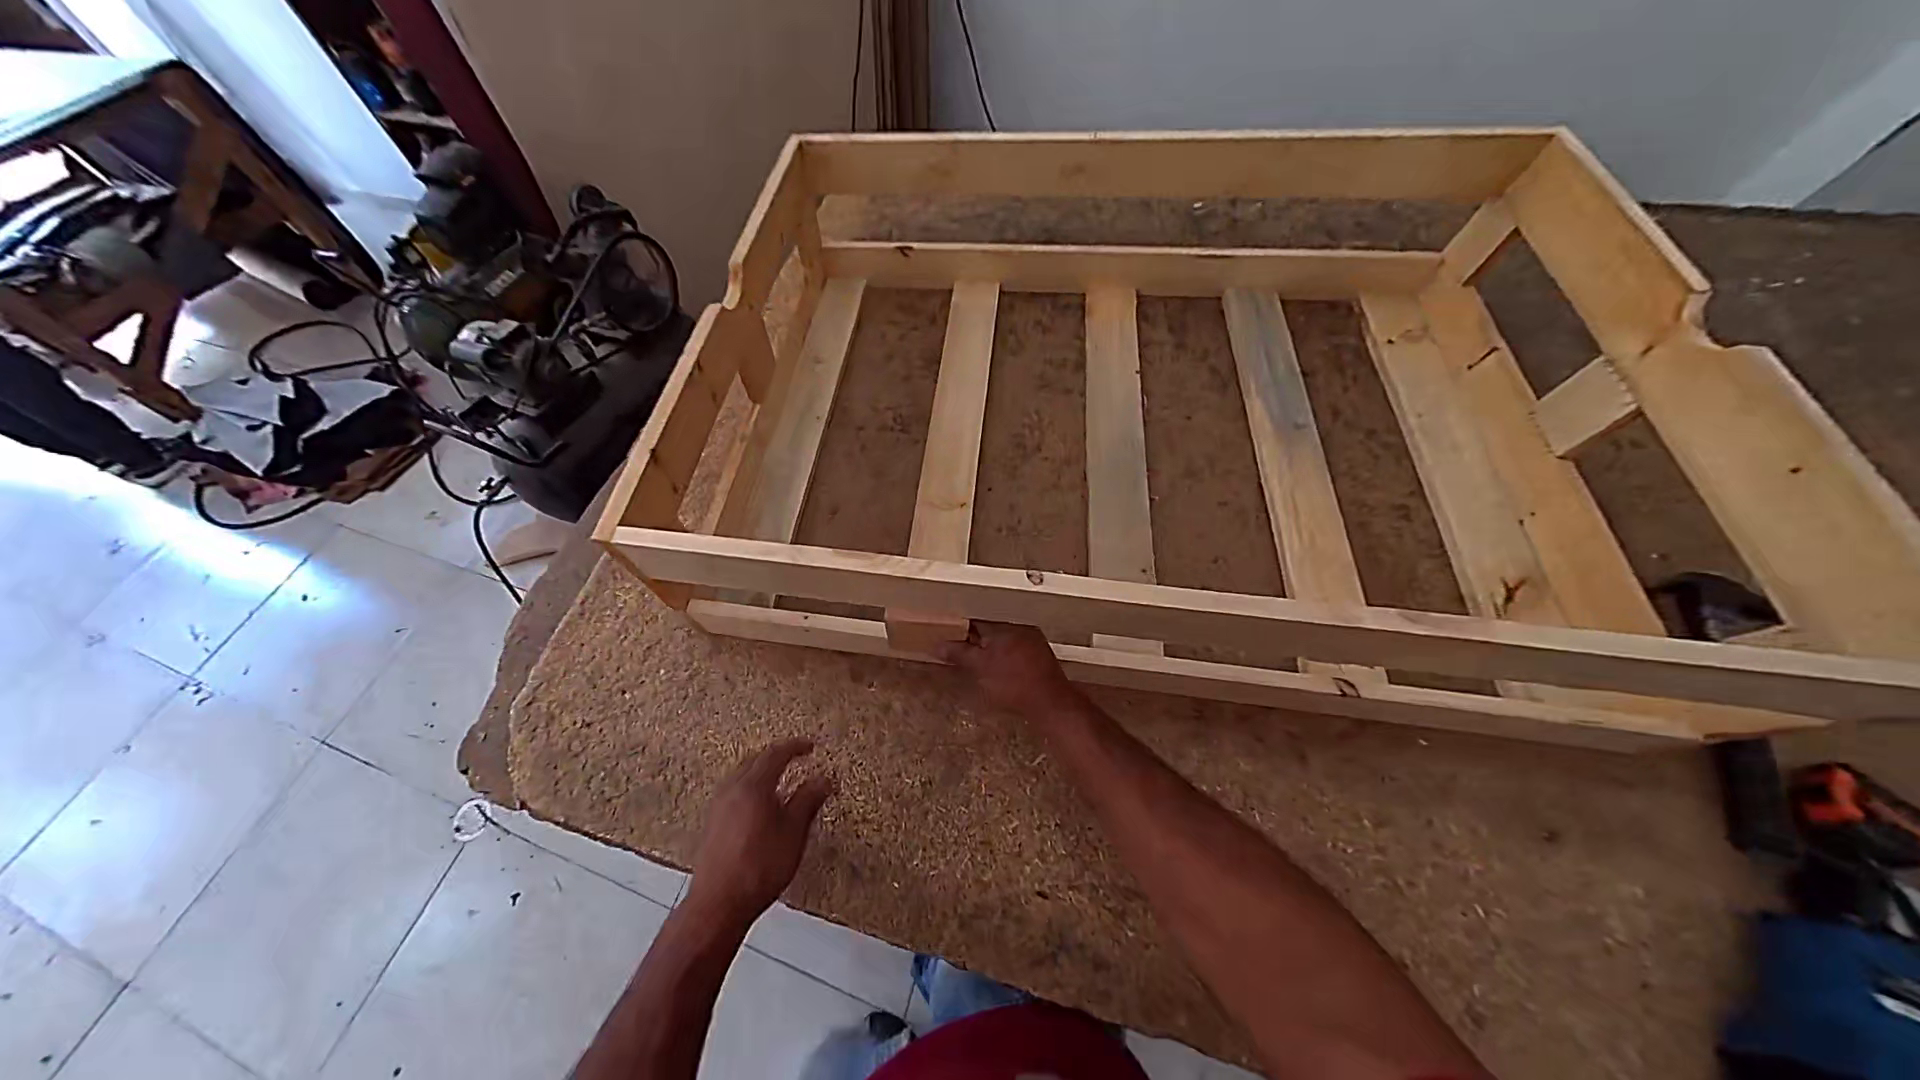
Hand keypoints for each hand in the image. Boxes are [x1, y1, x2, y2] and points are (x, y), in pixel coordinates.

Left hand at [683, 738, 831, 926]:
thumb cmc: (758, 868)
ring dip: (761, 771)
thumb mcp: (794, 832)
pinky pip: (733, 792)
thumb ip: (808, 801)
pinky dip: (750, 787)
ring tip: (780, 779)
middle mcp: (732, 791)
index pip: (776, 754)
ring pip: (742, 776)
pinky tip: (760, 805)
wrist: (719, 904)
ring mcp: (719, 808)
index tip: (810, 746)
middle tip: (795, 757)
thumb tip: (823, 780)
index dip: (795, 747)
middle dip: (776, 755)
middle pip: (755, 760)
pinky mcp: (713, 825)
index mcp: (753, 787)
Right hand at [936, 622, 1083, 717]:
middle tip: (962, 653)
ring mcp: (1033, 641)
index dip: (960, 629)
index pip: (975, 619)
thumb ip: (958, 653)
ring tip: (981, 665)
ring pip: (1004, 640)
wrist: (1048, 703)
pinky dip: (1006, 657)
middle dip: (975, 640)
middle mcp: (1019, 628)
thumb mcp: (978, 668)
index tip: (949, 638)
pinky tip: (1001, 671)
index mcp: (1002, 626)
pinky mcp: (1041, 656)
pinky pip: (1016, 650)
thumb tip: (938, 645)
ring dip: (991, 649)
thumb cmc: (1012, 684)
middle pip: (990, 628)